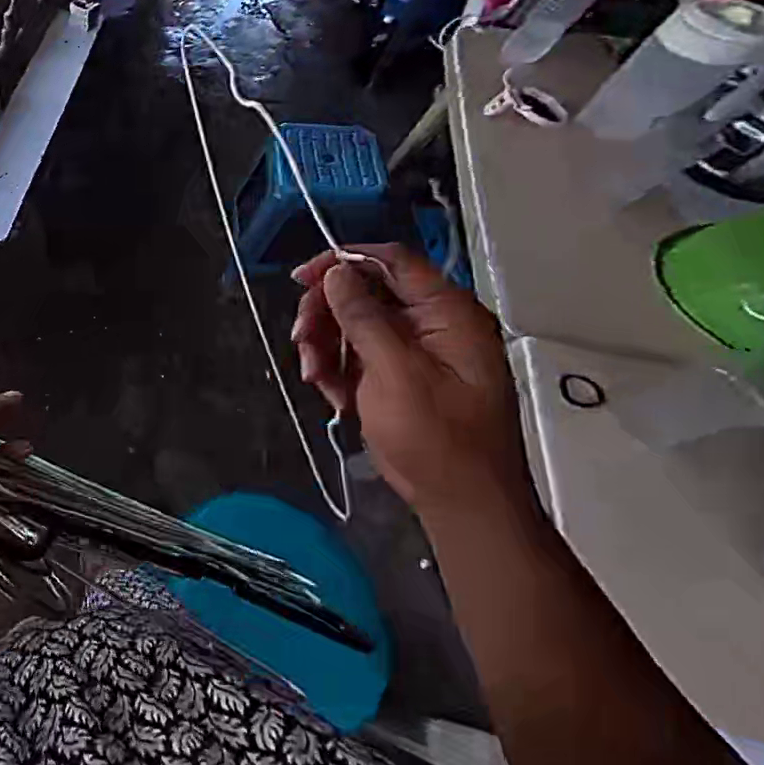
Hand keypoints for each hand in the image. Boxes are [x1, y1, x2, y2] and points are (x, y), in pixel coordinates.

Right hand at [291, 244, 527, 515]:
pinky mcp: (398, 375)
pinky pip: (357, 355)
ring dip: (326, 347)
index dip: (343, 261)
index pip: (392, 261)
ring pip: (354, 325)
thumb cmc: (437, 438)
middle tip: (301, 340)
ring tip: (316, 378)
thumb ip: (363, 317)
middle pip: (365, 293)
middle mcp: (432, 324)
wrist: (462, 503)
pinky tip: (334, 397)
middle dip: (326, 315)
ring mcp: (414, 351)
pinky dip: (338, 371)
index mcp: (447, 312)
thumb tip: (337, 273)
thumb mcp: (394, 372)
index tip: (302, 279)